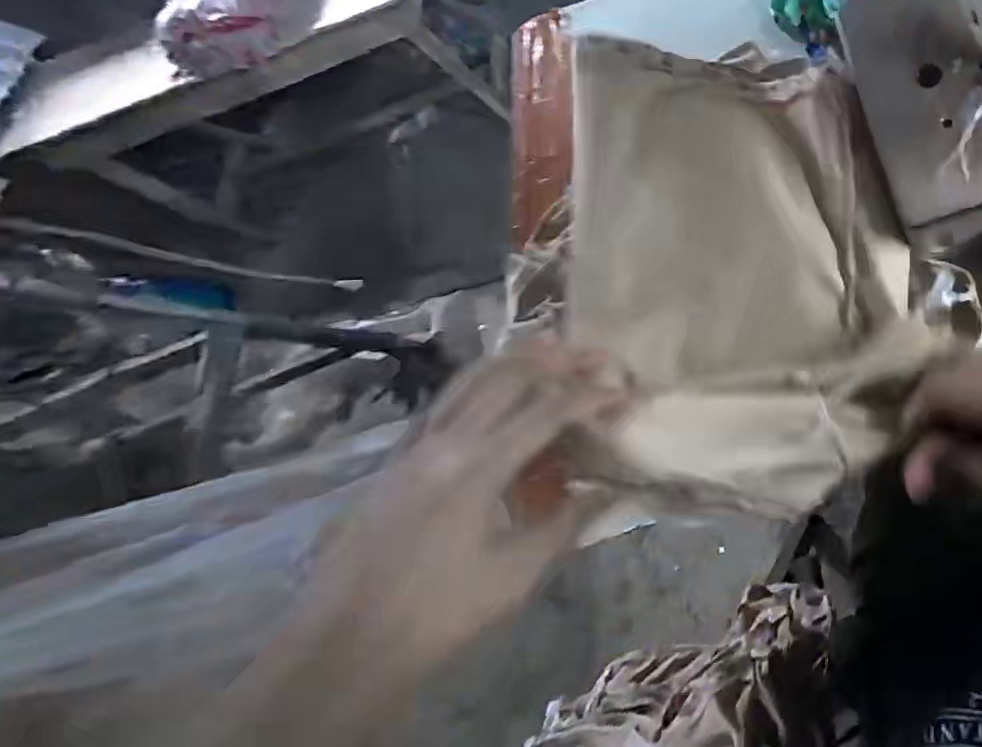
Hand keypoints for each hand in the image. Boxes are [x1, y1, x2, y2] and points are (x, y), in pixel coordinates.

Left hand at [277, 341, 625, 686]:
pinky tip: (496, 386)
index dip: (593, 396)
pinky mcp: (394, 462)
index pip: (548, 410)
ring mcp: (412, 449)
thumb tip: (607, 488)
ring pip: (469, 380)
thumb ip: (568, 521)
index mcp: (477, 467)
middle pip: (508, 378)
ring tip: (552, 345)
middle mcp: (444, 443)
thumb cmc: (438, 613)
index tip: (627, 394)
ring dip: (516, 359)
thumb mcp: (518, 572)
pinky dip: (480, 382)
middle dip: (560, 361)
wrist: (338, 654)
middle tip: (598, 357)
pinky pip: (444, 403)